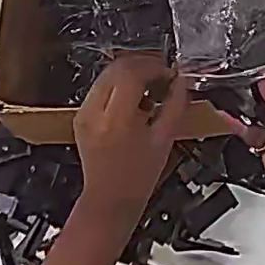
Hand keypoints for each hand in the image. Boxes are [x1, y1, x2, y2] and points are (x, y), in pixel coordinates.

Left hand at [71, 54, 188, 234]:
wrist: (110, 200)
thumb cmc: (138, 177)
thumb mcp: (165, 139)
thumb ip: (176, 104)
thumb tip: (182, 81)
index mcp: (116, 120)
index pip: (131, 73)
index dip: (154, 67)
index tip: (170, 74)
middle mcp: (94, 113)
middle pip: (117, 67)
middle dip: (144, 64)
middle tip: (163, 74)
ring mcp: (84, 113)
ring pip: (108, 73)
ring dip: (132, 72)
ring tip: (151, 86)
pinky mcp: (81, 115)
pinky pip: (102, 86)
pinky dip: (121, 84)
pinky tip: (137, 97)